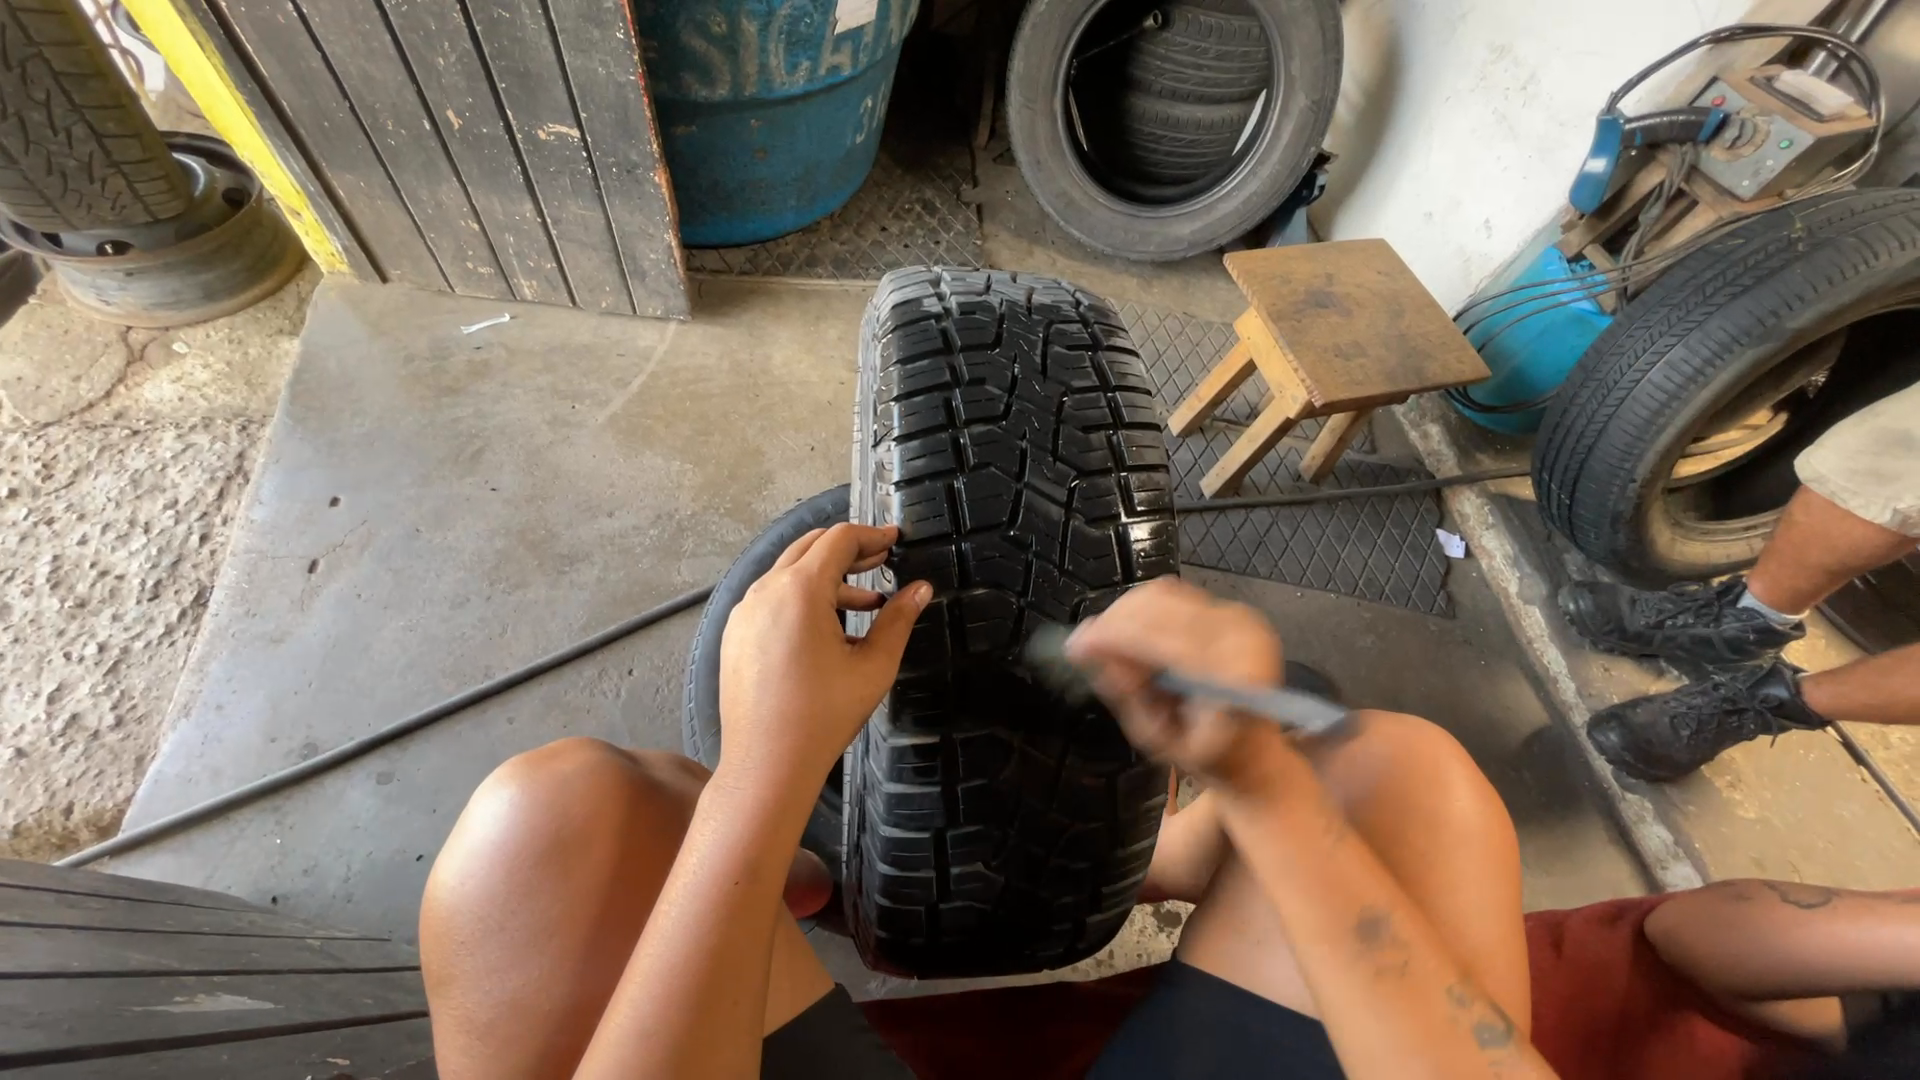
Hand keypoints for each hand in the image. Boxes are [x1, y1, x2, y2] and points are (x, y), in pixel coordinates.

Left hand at [718, 522, 930, 790]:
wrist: (767, 763)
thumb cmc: (824, 715)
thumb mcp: (874, 666)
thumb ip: (899, 619)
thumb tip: (921, 589)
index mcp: (800, 590)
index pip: (839, 540)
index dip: (871, 535)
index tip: (894, 540)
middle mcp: (765, 591)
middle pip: (810, 548)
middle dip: (848, 550)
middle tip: (881, 560)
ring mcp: (745, 612)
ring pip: (789, 573)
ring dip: (827, 577)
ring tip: (864, 602)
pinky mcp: (736, 634)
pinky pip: (772, 599)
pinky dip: (802, 598)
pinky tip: (827, 628)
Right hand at [1065, 578, 1304, 798]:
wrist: (1253, 750)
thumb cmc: (1207, 755)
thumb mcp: (1158, 739)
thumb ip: (1127, 694)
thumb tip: (1088, 650)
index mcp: (1236, 675)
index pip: (1165, 640)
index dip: (1115, 637)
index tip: (1076, 647)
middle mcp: (1242, 636)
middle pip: (1161, 608)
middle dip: (1113, 623)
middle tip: (1081, 646)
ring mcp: (1238, 617)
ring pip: (1160, 595)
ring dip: (1122, 614)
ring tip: (1104, 643)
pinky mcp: (1228, 609)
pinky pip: (1170, 595)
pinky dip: (1139, 609)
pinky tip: (1126, 633)